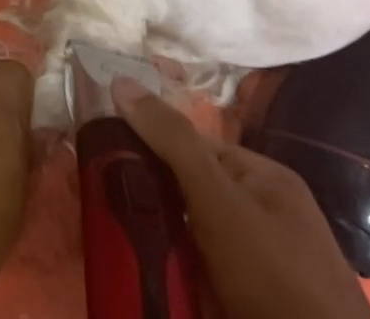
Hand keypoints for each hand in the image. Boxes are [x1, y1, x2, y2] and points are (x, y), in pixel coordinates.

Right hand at [114, 79, 369, 318]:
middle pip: (180, 187)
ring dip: (145, 233)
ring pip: (178, 229)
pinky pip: (185, 264)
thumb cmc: (275, 273)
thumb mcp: (220, 201)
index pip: (186, 144)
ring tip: (107, 233)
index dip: (142, 144)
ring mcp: (247, 255)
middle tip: (97, 200)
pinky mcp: (234, 290)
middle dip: (140, 194)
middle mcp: (257, 210)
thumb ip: (173, 142)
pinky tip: (134, 265)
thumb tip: (119, 80)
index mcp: (262, 177)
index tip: (95, 157)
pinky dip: (160, 265)